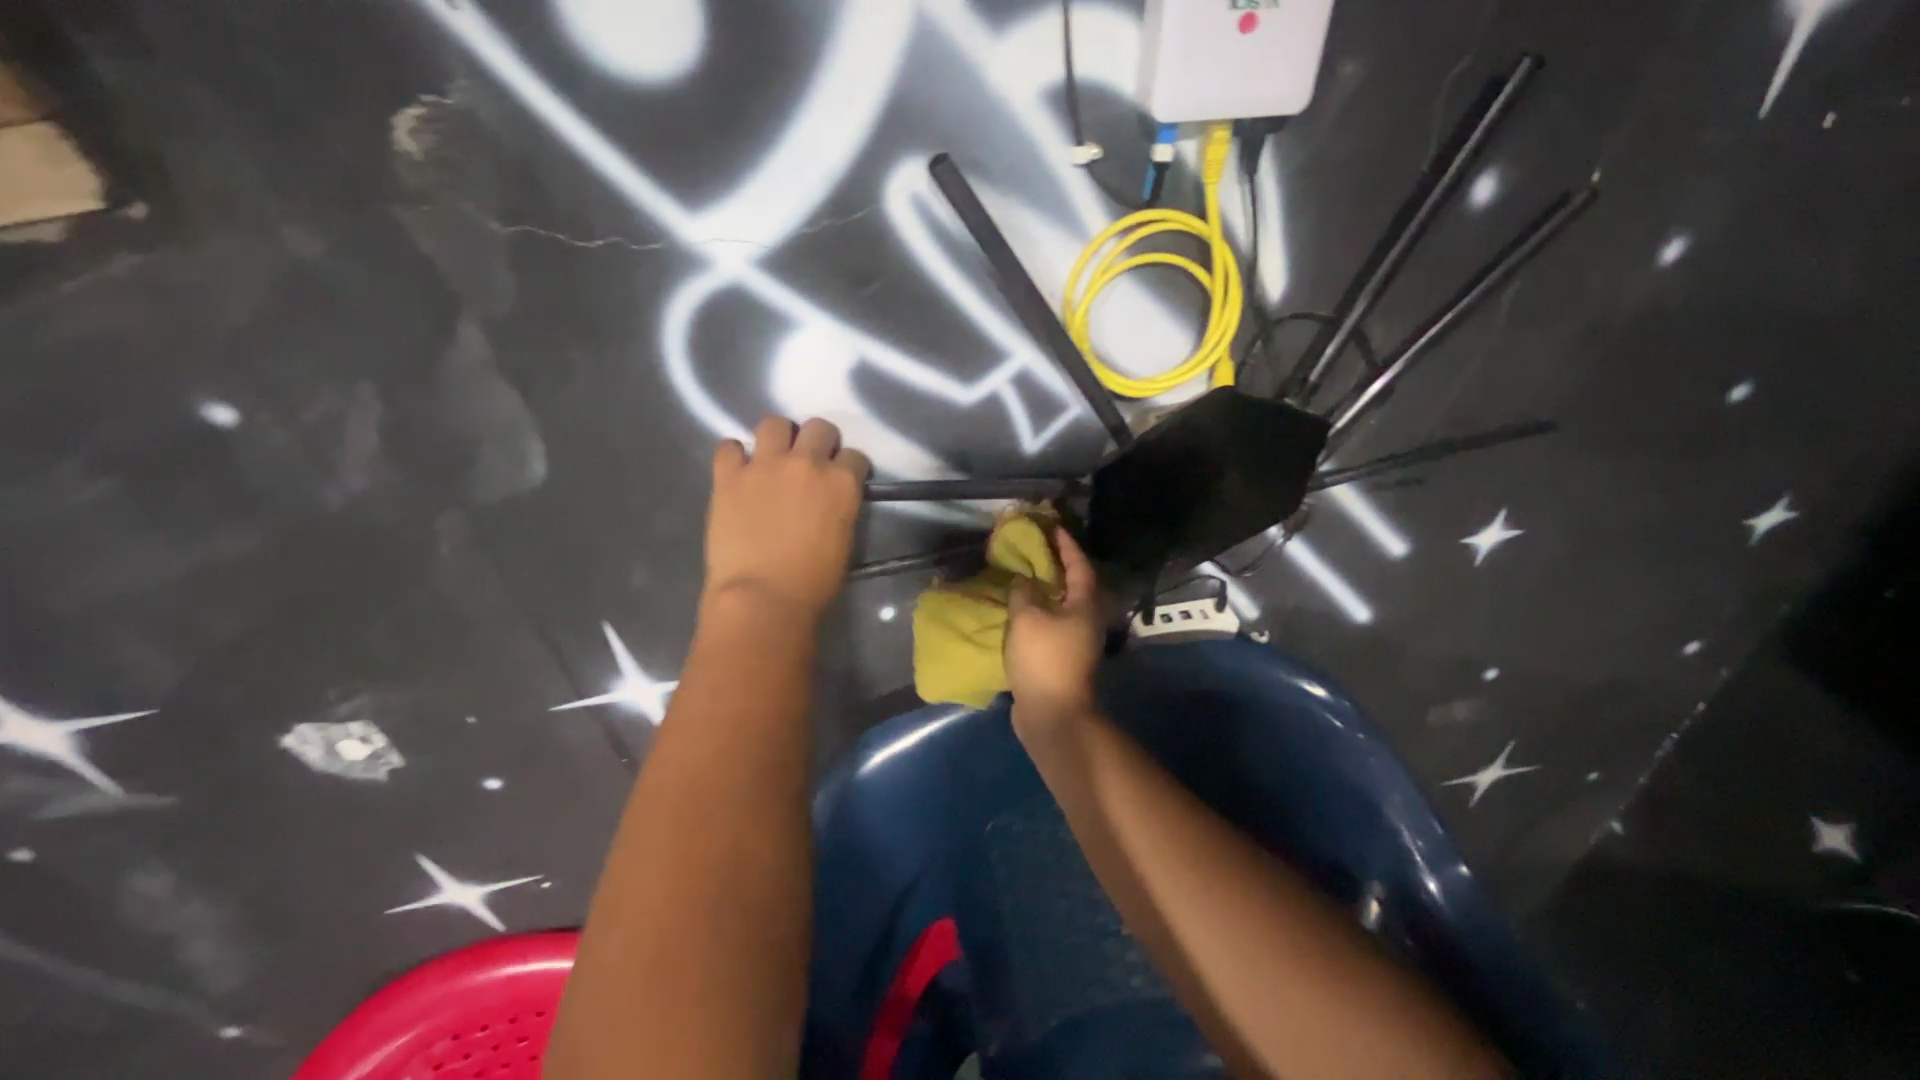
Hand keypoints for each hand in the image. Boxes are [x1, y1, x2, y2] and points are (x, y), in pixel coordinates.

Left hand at [703, 416, 869, 621]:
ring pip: (774, 423)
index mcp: (842, 483)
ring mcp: (765, 465)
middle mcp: (807, 463)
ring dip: (777, 437)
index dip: (849, 467)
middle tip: (809, 463)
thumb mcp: (843, 541)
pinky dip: (733, 455)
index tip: (842, 478)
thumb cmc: (813, 583)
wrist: (763, 596)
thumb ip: (839, 510)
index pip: (855, 457)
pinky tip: (736, 470)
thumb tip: (829, 505)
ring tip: (772, 458)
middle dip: (818, 440)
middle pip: (819, 427)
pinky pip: (728, 447)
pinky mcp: (729, 476)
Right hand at [1006, 526, 1104, 736]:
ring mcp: (1077, 642)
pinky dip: (1036, 614)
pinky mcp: (1062, 659)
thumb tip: (1025, 582)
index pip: (1079, 565)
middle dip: (1056, 567)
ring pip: (1061, 608)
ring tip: (1022, 578)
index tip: (1052, 528)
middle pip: (1074, 586)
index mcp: (1085, 604)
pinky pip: (1050, 626)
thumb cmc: (1044, 658)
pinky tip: (1017, 612)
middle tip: (1034, 551)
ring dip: (1044, 592)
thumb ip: (1024, 592)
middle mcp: (1087, 620)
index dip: (1066, 545)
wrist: (1052, 713)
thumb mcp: (1027, 617)